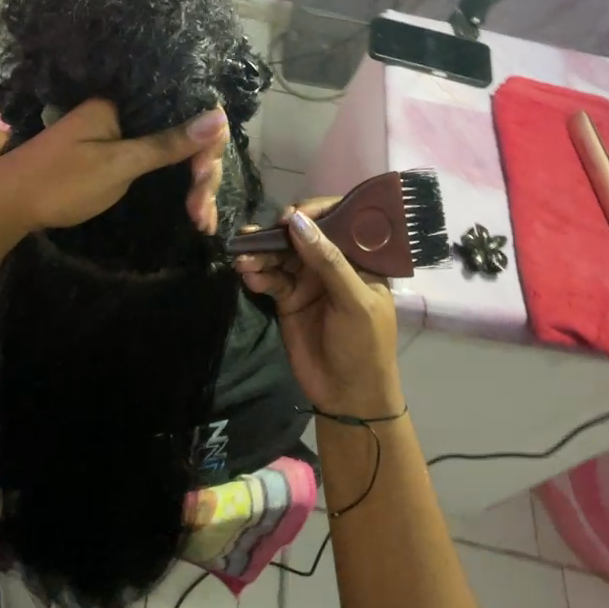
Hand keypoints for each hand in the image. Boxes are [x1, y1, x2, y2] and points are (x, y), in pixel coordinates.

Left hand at [0, 99, 229, 233]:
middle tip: (203, 215)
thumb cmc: (60, 182)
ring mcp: (118, 134)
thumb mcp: (118, 164)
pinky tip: (191, 210)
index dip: (206, 148)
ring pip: (172, 153)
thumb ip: (167, 143)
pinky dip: (172, 184)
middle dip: (202, 174)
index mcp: (123, 104)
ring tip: (202, 220)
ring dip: (191, 184)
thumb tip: (218, 116)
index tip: (205, 183)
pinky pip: (155, 161)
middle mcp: (124, 112)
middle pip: (183, 135)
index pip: (187, 113)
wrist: (6, 204)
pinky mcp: (113, 154)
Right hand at [235, 199, 403, 417]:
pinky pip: (269, 277)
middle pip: (301, 233)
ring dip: (260, 253)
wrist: (348, 395)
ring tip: (243, 260)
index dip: (314, 212)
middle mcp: (332, 262)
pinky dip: (256, 274)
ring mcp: (308, 279)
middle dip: (277, 232)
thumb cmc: (365, 345)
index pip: (338, 219)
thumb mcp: (354, 301)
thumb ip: (328, 260)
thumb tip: (297, 221)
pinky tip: (248, 277)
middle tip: (257, 236)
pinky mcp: (287, 297)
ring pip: (280, 254)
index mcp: (359, 258)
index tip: (290, 216)